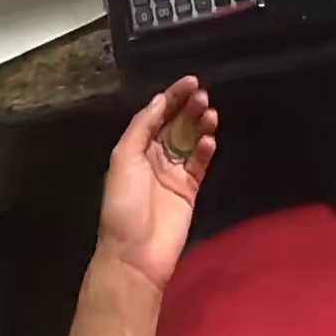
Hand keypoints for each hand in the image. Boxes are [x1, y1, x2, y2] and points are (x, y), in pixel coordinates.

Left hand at [94, 75, 218, 289]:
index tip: (191, 81)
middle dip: (189, 107)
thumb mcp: (124, 156)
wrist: (135, 254)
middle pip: (177, 123)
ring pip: (191, 140)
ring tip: (211, 114)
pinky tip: (209, 141)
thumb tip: (160, 99)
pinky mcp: (189, 189)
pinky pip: (199, 163)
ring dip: (200, 125)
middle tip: (203, 96)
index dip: (174, 96)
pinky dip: (205, 150)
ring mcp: (173, 172)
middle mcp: (155, 154)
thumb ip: (143, 126)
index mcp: (137, 145)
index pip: (158, 113)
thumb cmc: (124, 201)